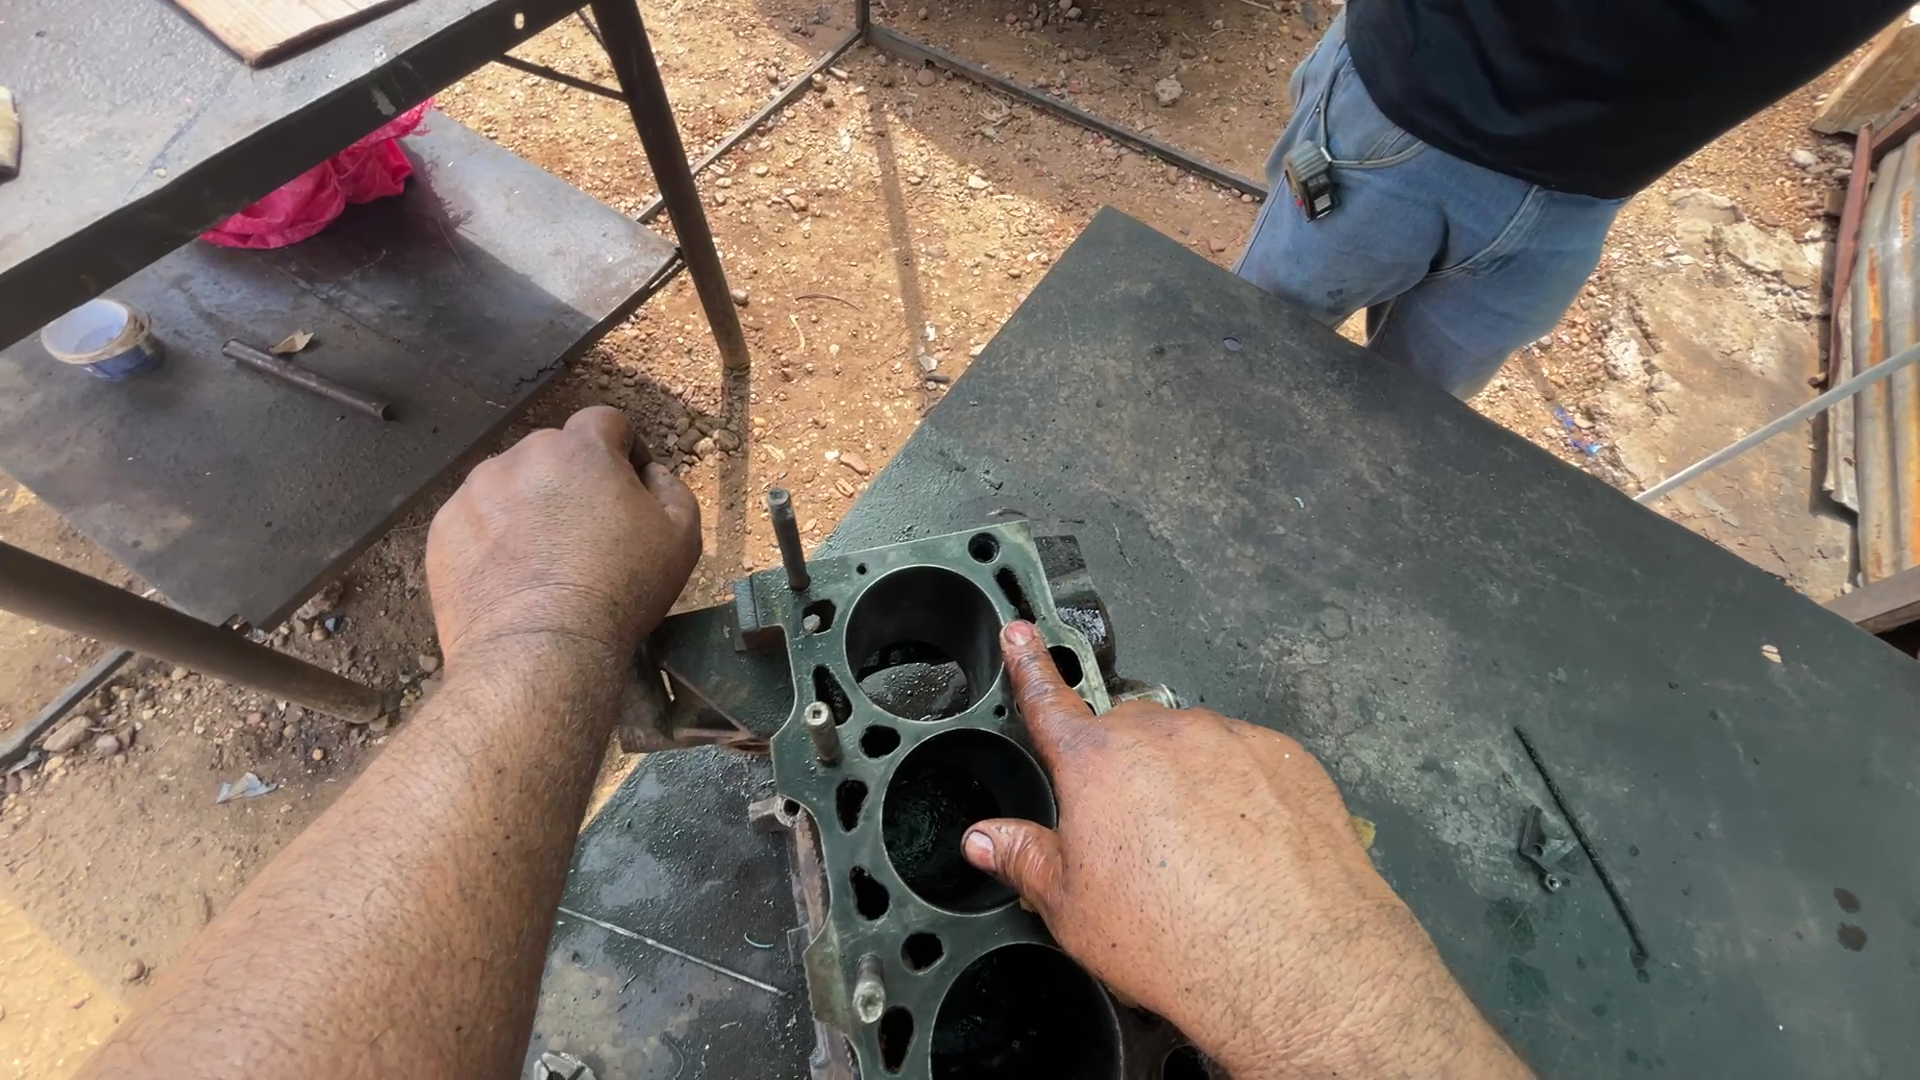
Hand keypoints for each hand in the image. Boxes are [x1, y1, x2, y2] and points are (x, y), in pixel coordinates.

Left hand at [426, 406, 699, 669]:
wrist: (542, 646)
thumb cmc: (623, 587)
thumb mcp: (682, 536)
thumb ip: (672, 487)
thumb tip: (650, 473)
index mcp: (583, 450)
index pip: (607, 421)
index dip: (626, 449)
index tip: (631, 485)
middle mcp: (523, 455)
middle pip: (557, 452)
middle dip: (578, 479)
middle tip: (593, 530)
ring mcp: (475, 491)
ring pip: (515, 483)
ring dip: (535, 505)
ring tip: (550, 557)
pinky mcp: (443, 528)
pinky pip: (479, 517)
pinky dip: (498, 535)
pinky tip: (518, 574)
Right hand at [963, 622, 1531, 1079]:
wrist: (1299, 966)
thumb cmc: (1174, 937)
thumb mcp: (1074, 909)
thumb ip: (1024, 858)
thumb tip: (982, 838)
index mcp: (1096, 762)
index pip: (1049, 700)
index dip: (1029, 663)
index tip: (1020, 631)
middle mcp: (1159, 732)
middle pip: (1125, 732)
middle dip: (1122, 766)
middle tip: (1137, 829)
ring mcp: (1224, 735)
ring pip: (1185, 743)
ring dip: (1181, 775)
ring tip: (1200, 845)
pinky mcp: (1280, 753)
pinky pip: (1242, 756)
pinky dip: (1236, 787)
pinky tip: (1246, 842)